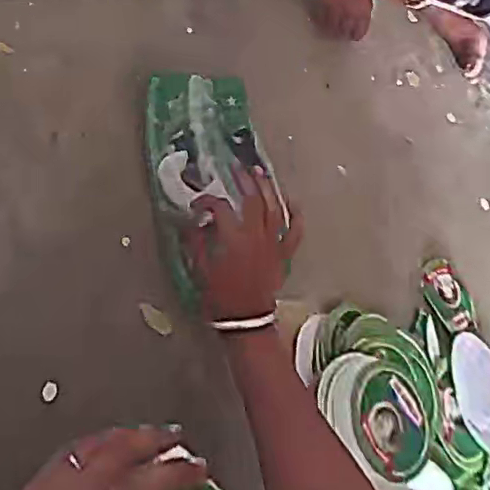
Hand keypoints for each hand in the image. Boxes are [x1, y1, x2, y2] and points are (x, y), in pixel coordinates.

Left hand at [11, 426, 208, 489]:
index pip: (140, 488)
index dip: (176, 472)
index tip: (198, 466)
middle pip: (111, 455)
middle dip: (149, 440)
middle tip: (176, 437)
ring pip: (81, 450)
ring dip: (117, 437)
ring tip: (139, 433)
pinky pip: (59, 462)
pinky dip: (85, 449)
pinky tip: (94, 451)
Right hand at [184, 165, 301, 321]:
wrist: (246, 321)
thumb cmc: (220, 295)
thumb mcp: (200, 268)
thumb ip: (195, 240)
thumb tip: (193, 219)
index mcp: (233, 238)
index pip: (220, 208)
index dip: (207, 201)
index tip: (198, 203)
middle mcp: (256, 235)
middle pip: (252, 199)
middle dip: (244, 180)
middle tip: (236, 167)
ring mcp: (273, 243)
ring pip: (274, 209)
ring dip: (268, 188)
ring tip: (260, 173)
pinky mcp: (284, 254)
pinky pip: (294, 231)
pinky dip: (295, 215)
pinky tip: (292, 201)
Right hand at [316, 0, 372, 41]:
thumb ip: (363, 8)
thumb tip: (360, 17)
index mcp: (364, 12)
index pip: (358, 32)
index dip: (354, 35)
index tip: (352, 36)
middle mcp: (351, 13)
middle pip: (344, 32)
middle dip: (341, 35)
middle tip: (338, 35)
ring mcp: (336, 8)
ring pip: (331, 27)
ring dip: (329, 30)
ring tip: (327, 31)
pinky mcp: (325, 1)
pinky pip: (321, 16)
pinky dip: (320, 20)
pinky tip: (318, 21)